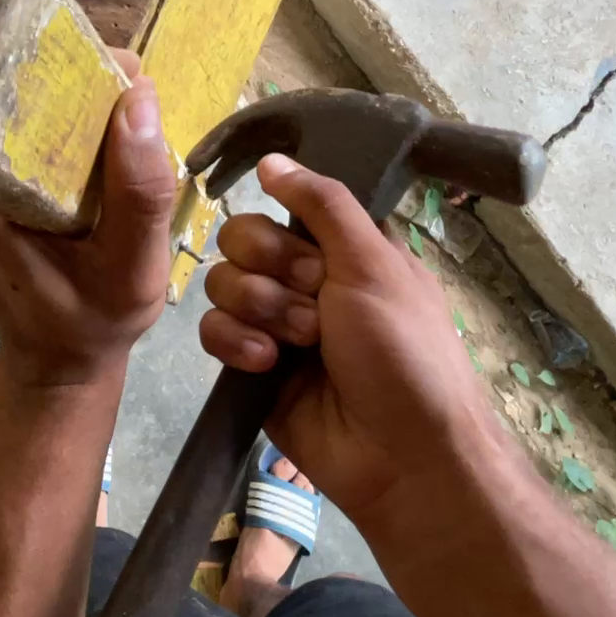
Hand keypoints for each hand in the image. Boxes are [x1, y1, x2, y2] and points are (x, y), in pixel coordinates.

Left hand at [0, 52, 177, 387]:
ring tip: (58, 83)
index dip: (62, 70)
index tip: (106, 65)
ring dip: (6, 95)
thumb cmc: (98, 316)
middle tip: (89, 72)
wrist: (53, 360)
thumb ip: (140, 190)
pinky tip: (2, 110)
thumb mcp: (137, 266)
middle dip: (35, 77)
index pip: (16, 109)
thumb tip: (136, 96)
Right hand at [198, 155, 510, 526]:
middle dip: (271, 276)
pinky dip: (236, 344)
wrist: (401, 458)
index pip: (276, 209)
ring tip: (297, 345)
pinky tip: (265, 365)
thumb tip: (270, 158)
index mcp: (337, 251)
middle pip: (239, 242)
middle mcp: (301, 279)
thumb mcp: (373, 265)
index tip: (315, 263)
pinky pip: (212, 330)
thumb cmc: (403, 353)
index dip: (285, 234)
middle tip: (313, 308)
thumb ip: (322, 204)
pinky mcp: (247, 364)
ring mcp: (272, 322)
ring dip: (260, 313)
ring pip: (221, 284)